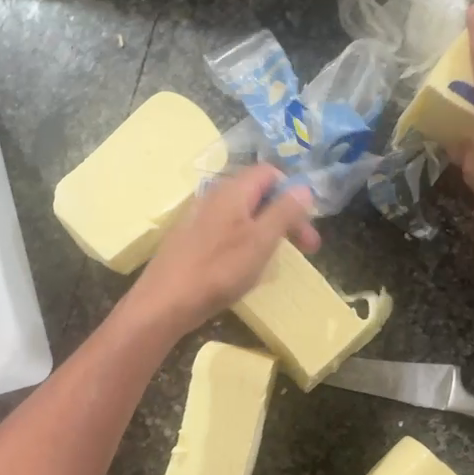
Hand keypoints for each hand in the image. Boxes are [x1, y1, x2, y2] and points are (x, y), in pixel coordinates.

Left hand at [127, 164, 320, 334]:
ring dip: (267, 231)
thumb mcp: (260, 241)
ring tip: (278, 259)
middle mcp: (214, 195)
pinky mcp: (191, 239)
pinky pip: (227, 231)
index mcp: (233, 190)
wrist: (165, 302)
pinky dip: (245, 242)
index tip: (308, 222)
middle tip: (308, 248)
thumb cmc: (219, 270)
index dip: (293, 192)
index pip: (270, 173)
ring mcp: (200, 217)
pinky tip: (246, 267)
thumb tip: (304, 187)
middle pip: (258, 194)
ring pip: (243, 214)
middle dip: (286, 216)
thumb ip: (284, 211)